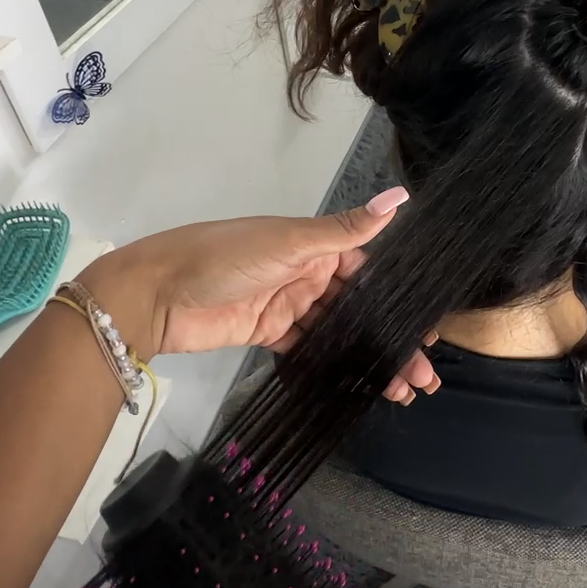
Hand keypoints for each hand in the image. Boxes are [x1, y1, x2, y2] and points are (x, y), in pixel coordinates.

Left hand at [74, 187, 438, 402]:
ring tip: (403, 390)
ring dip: (369, 359)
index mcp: (317, 247)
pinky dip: (335, 367)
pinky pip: (310, 351)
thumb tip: (401, 196)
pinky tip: (362, 387)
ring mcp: (290, 305)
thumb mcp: (291, 240)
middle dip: (392, 339)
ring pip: (340, 334)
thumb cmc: (228, 256)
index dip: (402, 301)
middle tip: (424, 376)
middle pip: (361, 310)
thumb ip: (347, 229)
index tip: (430, 332)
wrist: (156, 294)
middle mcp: (309, 274)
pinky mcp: (270, 333)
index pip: (372, 275)